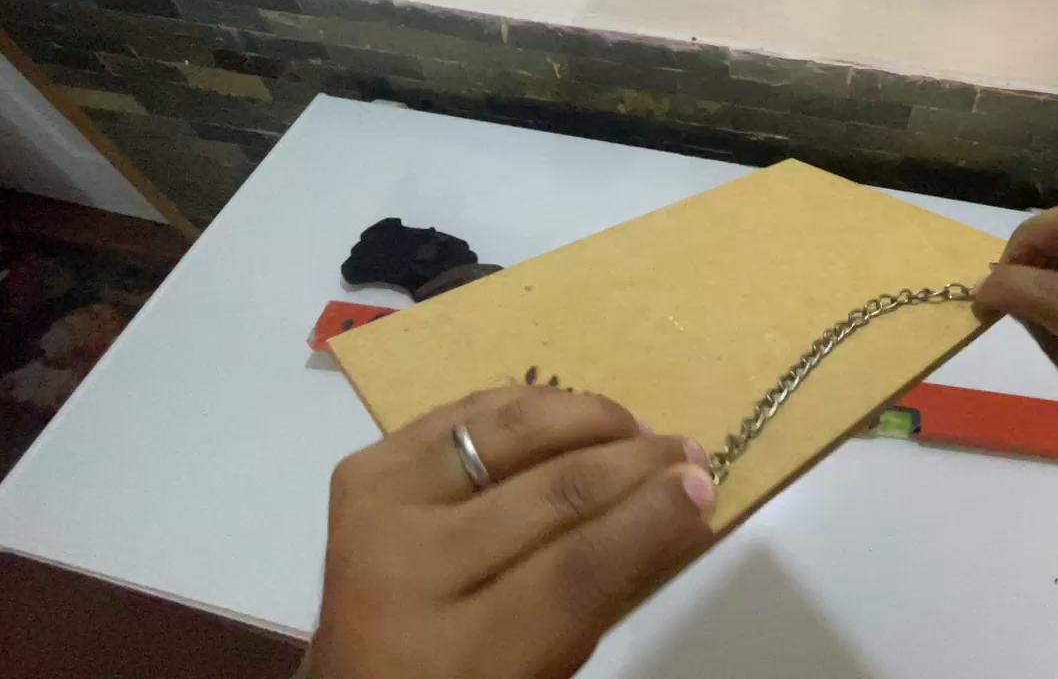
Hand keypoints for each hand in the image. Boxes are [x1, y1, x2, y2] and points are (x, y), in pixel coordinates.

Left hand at [305, 386, 717, 678]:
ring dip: (592, 417)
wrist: (353, 675)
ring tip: (638, 426)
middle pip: (550, 493)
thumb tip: (687, 505)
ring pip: (513, 430)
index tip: (703, 485)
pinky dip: (536, 406)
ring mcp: (375, 511)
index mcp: (449, 662)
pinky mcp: (367, 468)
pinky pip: (474, 410)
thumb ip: (611, 588)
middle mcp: (399, 579)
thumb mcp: (547, 667)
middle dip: (637, 464)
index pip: (574, 572)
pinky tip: (577, 414)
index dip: (649, 520)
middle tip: (688, 450)